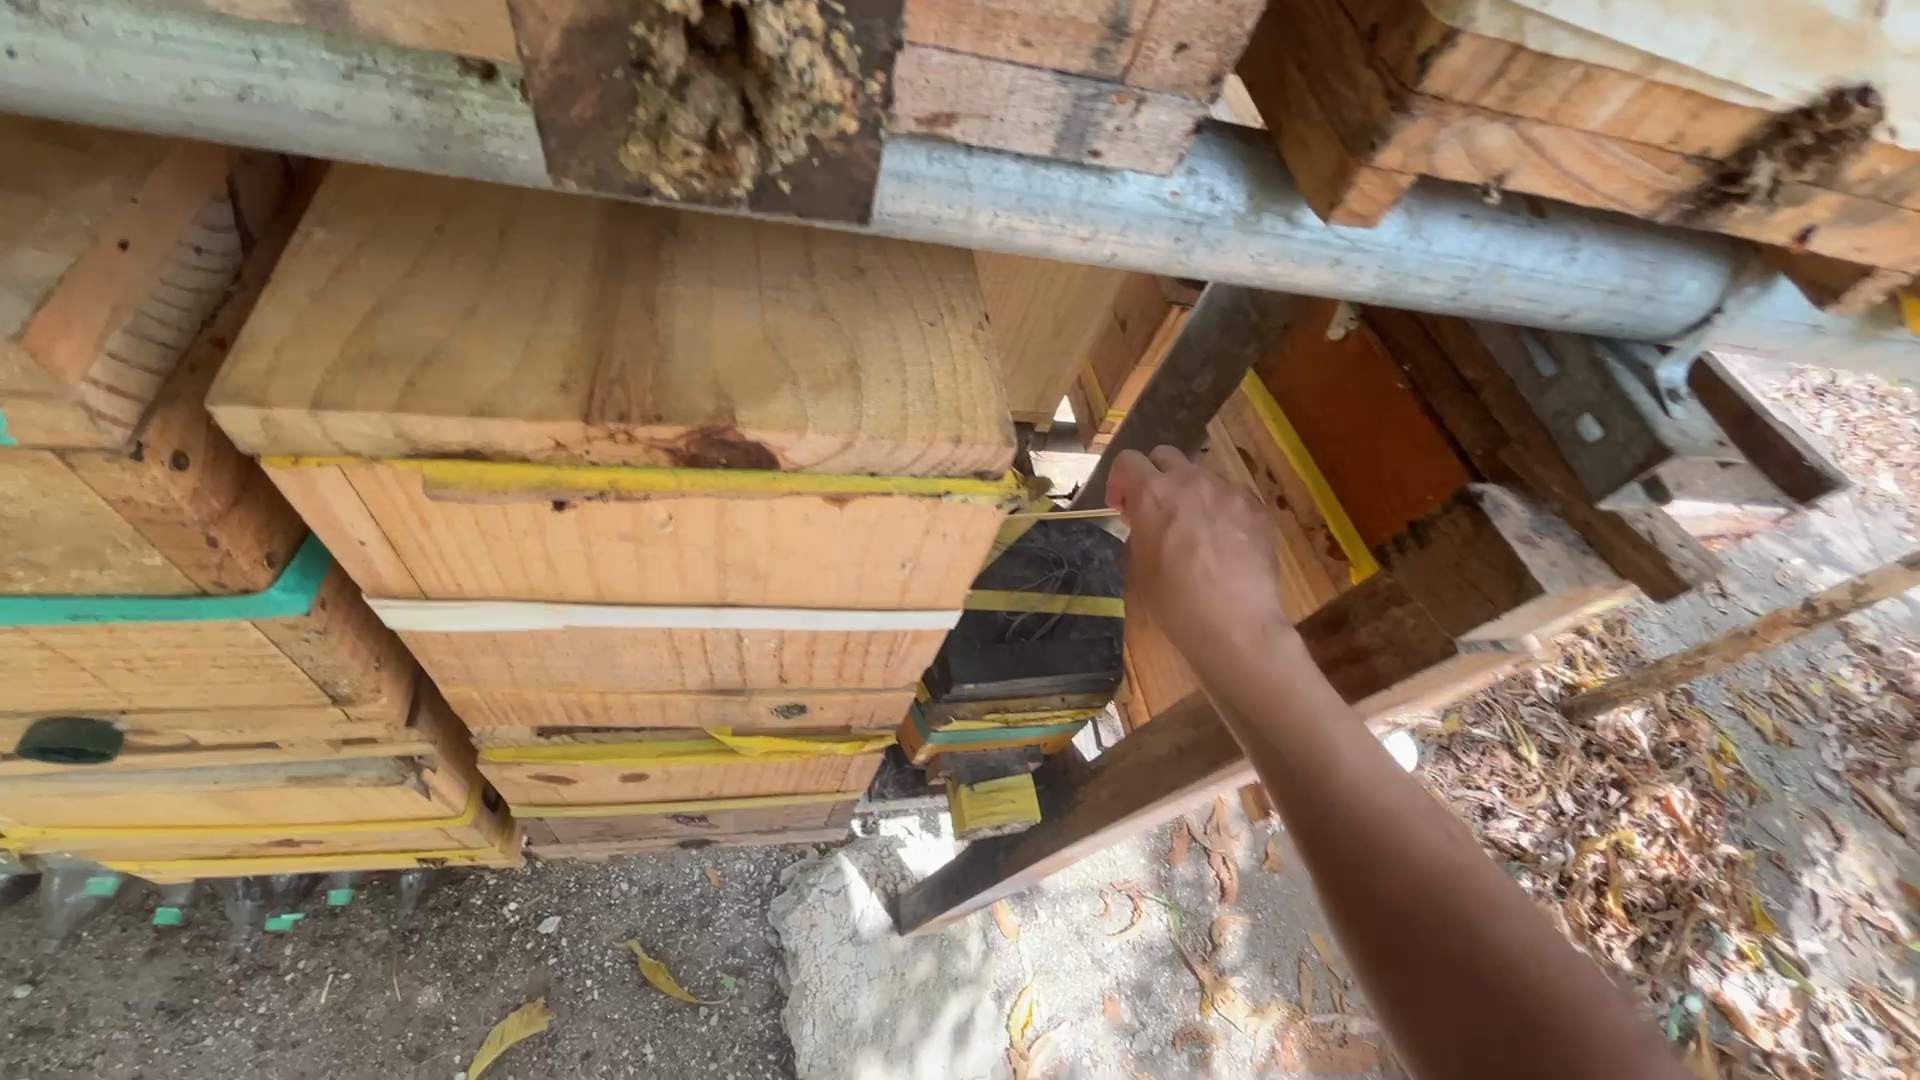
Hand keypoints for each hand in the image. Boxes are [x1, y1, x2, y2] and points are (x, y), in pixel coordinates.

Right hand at [1108, 446, 1292, 671]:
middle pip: (1166, 455)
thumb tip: (1146, 520)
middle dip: (1155, 477)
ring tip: (1196, 530)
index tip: (1122, 507)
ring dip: (1191, 493)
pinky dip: (1222, 510)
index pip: (1128, 461)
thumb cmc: (1174, 601)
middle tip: (1155, 511)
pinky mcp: (1257, 508)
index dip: (1120, 482)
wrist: (1234, 623)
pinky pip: (1232, 496)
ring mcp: (1228, 491)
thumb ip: (1139, 530)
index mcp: (1153, 493)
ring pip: (1202, 476)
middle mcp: (1190, 480)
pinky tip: (1225, 543)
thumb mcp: (1139, 565)